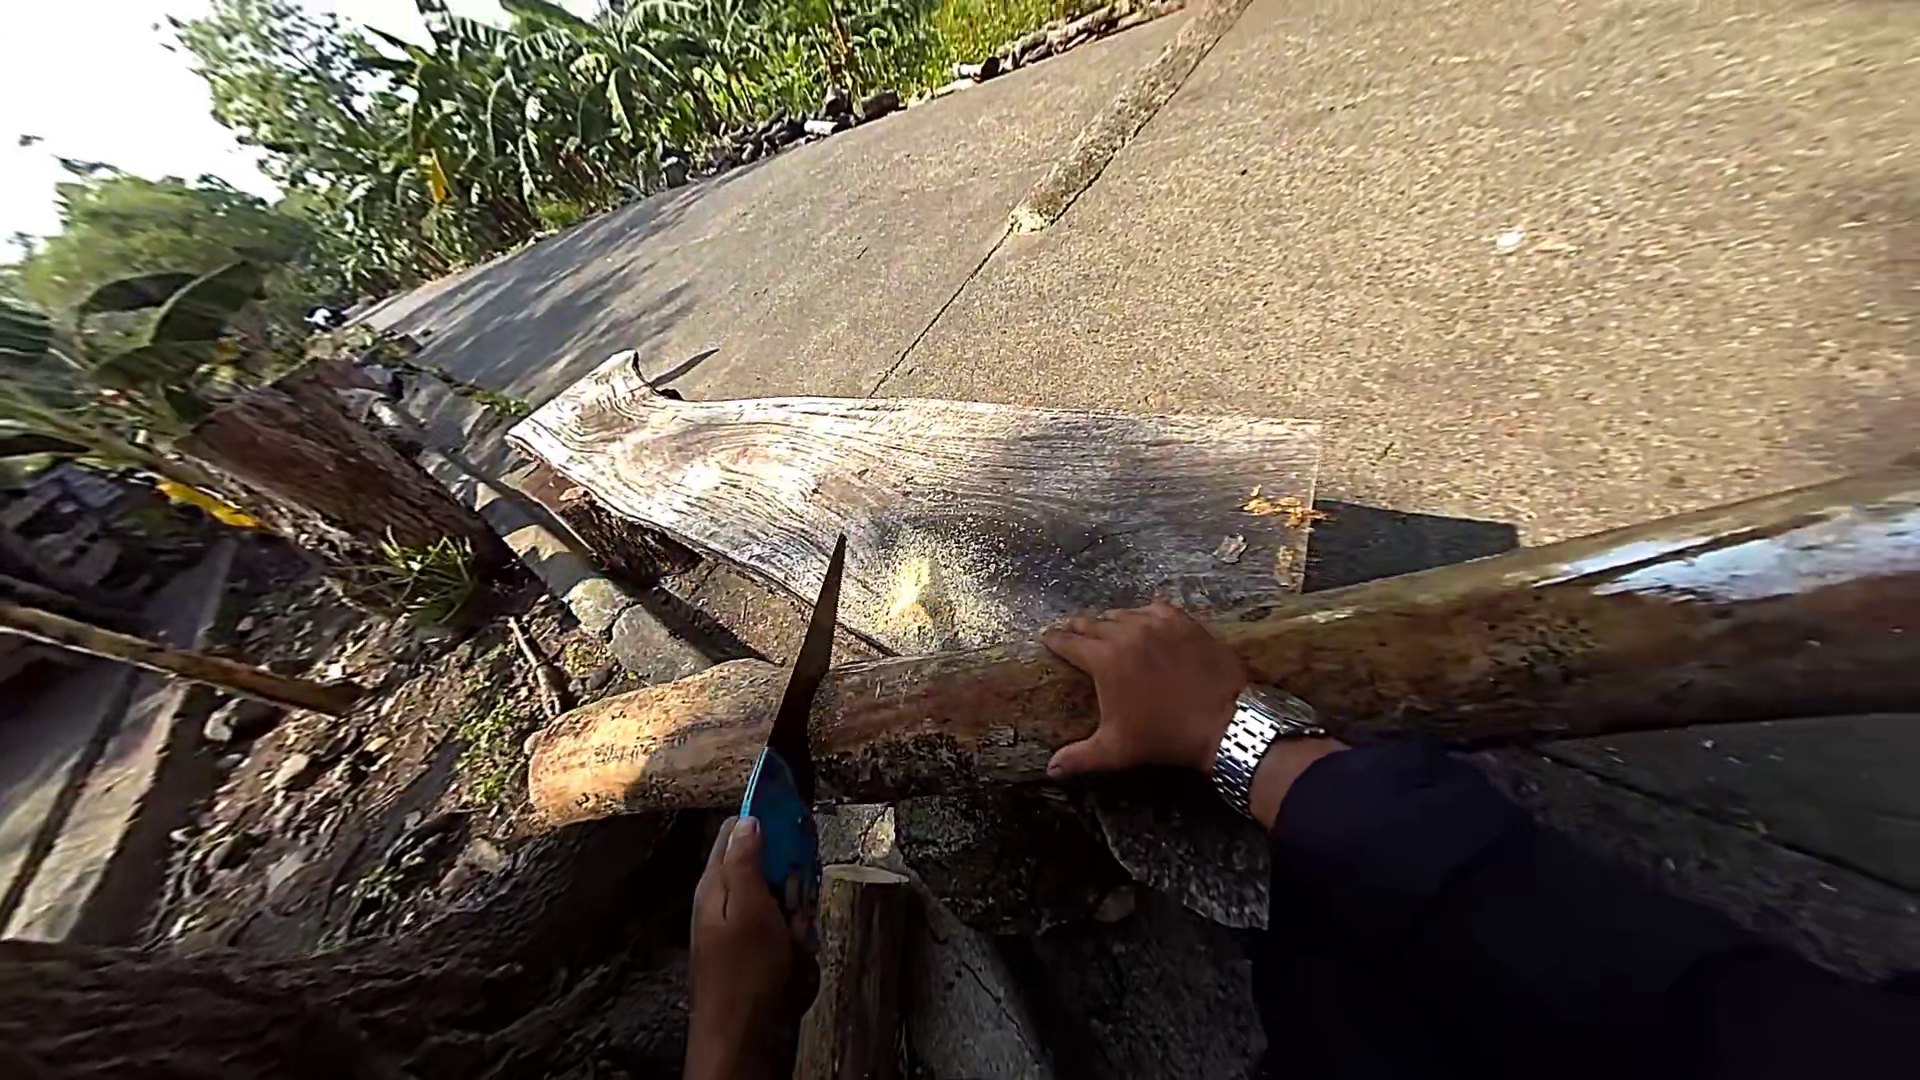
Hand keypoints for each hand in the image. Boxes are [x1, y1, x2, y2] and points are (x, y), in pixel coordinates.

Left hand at [685, 817, 814, 1079]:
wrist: (740, 1040)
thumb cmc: (745, 974)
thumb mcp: (750, 909)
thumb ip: (746, 861)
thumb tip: (748, 818)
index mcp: (715, 883)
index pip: (735, 829)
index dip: (764, 819)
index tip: (793, 822)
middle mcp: (723, 897)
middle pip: (763, 860)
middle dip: (787, 873)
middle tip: (794, 897)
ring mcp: (738, 922)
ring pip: (777, 891)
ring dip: (795, 907)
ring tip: (795, 934)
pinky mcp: (753, 944)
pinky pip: (780, 920)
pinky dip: (793, 931)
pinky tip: (795, 951)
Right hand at [1041, 600, 1248, 777]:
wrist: (1224, 723)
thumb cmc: (1164, 736)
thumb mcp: (1116, 750)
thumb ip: (1079, 757)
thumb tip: (1050, 770)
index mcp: (1103, 659)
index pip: (1068, 642)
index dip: (1054, 640)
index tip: (1046, 636)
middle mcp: (1125, 633)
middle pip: (1092, 623)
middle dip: (1078, 627)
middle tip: (1071, 630)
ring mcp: (1155, 623)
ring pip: (1122, 614)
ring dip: (1110, 621)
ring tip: (1107, 627)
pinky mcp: (1182, 621)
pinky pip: (1154, 608)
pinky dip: (1144, 614)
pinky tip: (1144, 619)